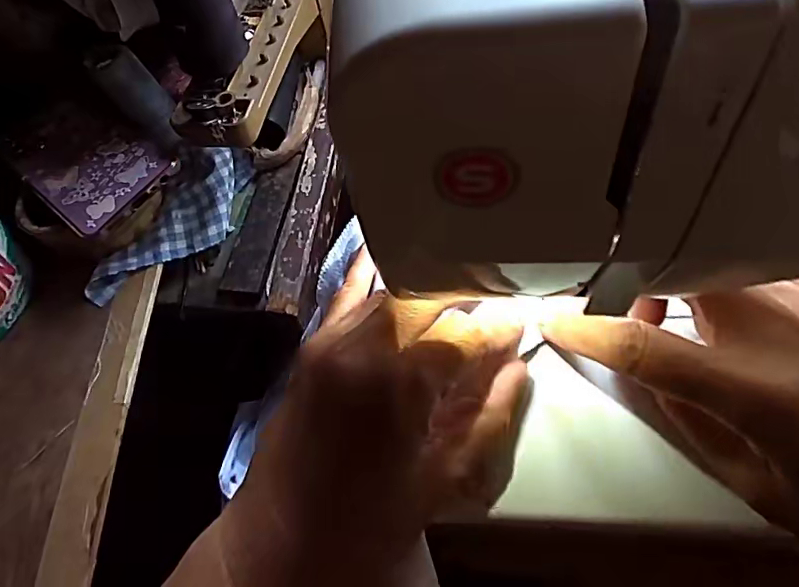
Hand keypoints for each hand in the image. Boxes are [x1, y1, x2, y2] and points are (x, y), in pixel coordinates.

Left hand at [170, 248, 528, 586]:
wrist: (277, 547)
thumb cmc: (368, 523)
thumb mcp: (442, 481)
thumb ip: (489, 417)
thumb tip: (516, 365)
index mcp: (403, 383)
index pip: (467, 332)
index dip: (500, 327)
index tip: (520, 323)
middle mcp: (368, 346)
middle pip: (432, 297)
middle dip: (468, 299)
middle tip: (490, 310)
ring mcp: (334, 340)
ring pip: (396, 290)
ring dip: (430, 291)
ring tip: (456, 295)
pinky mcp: (313, 343)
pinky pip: (348, 293)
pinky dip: (374, 273)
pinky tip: (394, 252)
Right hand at [543, 280, 798, 586]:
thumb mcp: (768, 493)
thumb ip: (695, 423)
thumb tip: (644, 371)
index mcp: (768, 392)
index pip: (652, 344)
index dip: (594, 329)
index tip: (560, 318)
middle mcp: (792, 327)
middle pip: (690, 270)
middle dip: (651, 287)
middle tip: (645, 324)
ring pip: (727, 265)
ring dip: (696, 288)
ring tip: (698, 332)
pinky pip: (769, 276)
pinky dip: (739, 295)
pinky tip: (755, 336)